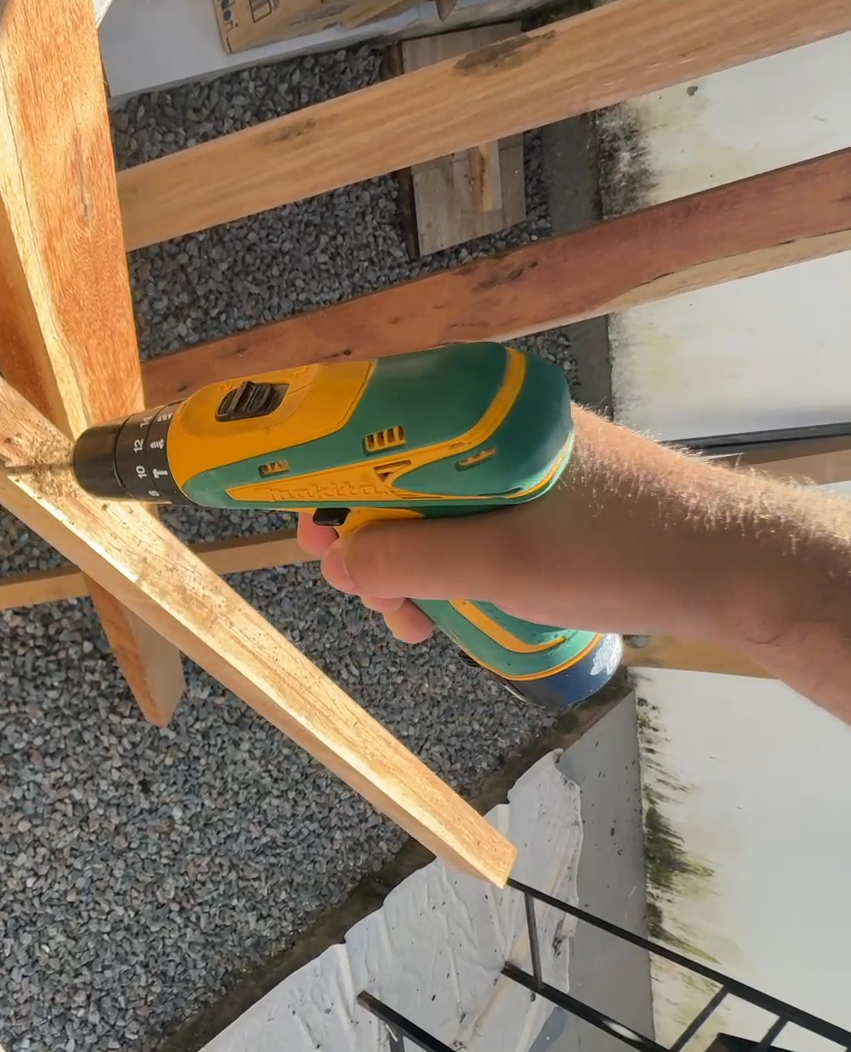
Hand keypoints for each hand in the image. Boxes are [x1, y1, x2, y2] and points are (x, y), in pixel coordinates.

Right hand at [297, 408, 802, 649]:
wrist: (755, 578)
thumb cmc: (630, 551)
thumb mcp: (501, 564)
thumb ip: (406, 562)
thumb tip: (333, 563)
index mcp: (482, 417)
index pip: (373, 425)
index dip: (327, 474)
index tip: (313, 524)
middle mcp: (486, 436)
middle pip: (387, 479)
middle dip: (363, 540)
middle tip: (357, 584)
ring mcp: (506, 473)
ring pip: (418, 513)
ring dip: (396, 569)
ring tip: (403, 618)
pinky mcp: (524, 506)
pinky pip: (452, 531)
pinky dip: (433, 571)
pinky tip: (433, 613)